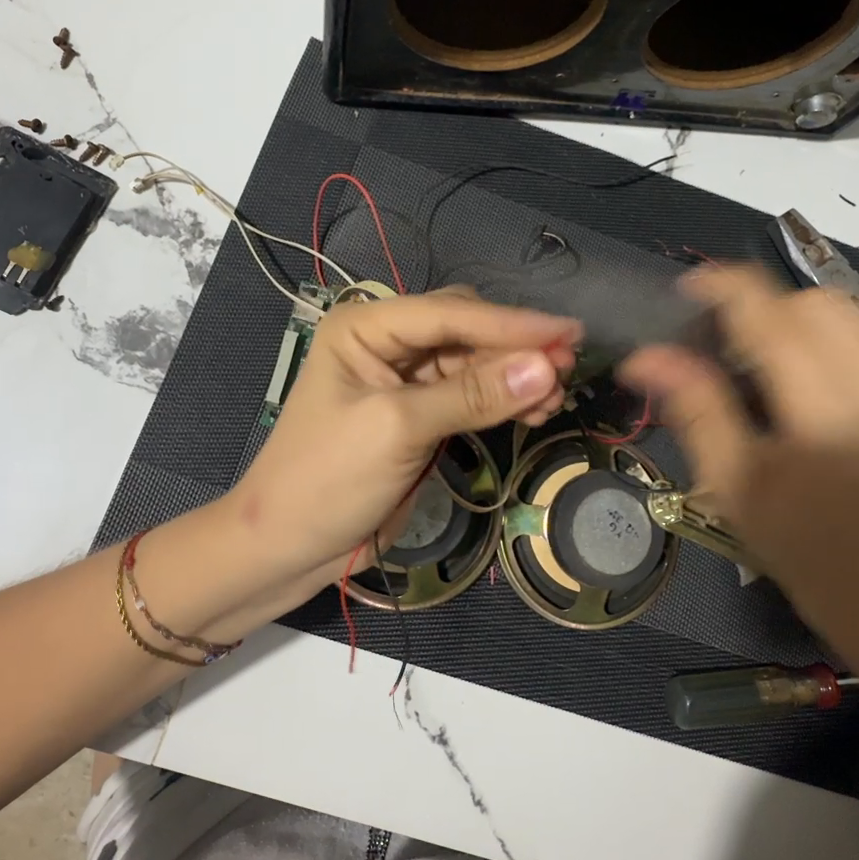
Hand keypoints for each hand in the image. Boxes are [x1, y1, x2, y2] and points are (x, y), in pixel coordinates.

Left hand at [232, 287, 579, 600]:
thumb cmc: (327, 479)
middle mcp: (386, 343)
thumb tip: (547, 368)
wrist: (288, 547)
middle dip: (516, 347)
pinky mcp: (420, 416)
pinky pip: (471, 396)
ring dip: (515, 376)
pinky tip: (534, 411)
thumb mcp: (398, 430)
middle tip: (569, 369)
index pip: (449, 313)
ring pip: (474, 363)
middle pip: (466, 330)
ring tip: (555, 399)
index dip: (512, 322)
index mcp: (365, 327)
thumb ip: (471, 396)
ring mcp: (405, 380)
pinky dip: (502, 401)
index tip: (570, 332)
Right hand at [619, 268, 858, 634]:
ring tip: (783, 360)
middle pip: (817, 305)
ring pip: (855, 310)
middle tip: (738, 346)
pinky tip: (829, 371)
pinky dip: (848, 335)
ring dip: (806, 321)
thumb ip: (695, 408)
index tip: (695, 285)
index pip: (776, 322)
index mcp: (830, 424)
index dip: (730, 289)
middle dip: (768, 312)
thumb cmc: (795, 539)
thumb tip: (644, 354)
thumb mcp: (730, 481)